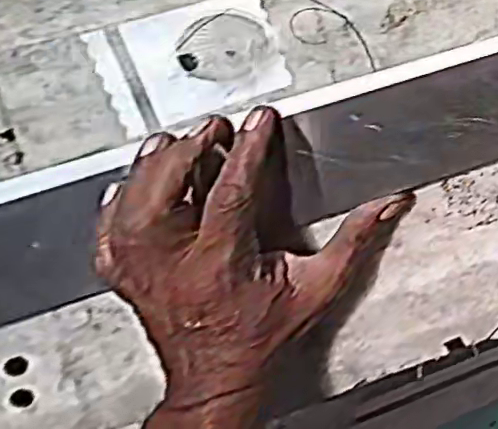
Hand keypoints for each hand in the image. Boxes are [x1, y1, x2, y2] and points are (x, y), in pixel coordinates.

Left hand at [94, 106, 411, 426]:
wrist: (220, 377)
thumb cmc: (267, 334)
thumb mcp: (324, 285)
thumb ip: (356, 238)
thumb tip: (389, 201)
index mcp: (219, 264)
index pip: (228, 195)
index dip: (246, 152)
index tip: (258, 121)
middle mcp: (172, 269)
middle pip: (158, 201)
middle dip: (184, 156)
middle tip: (212, 127)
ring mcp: (145, 276)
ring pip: (126, 216)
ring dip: (147, 173)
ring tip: (170, 142)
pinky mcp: (133, 280)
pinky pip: (108, 240)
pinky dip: (113, 206)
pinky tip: (124, 185)